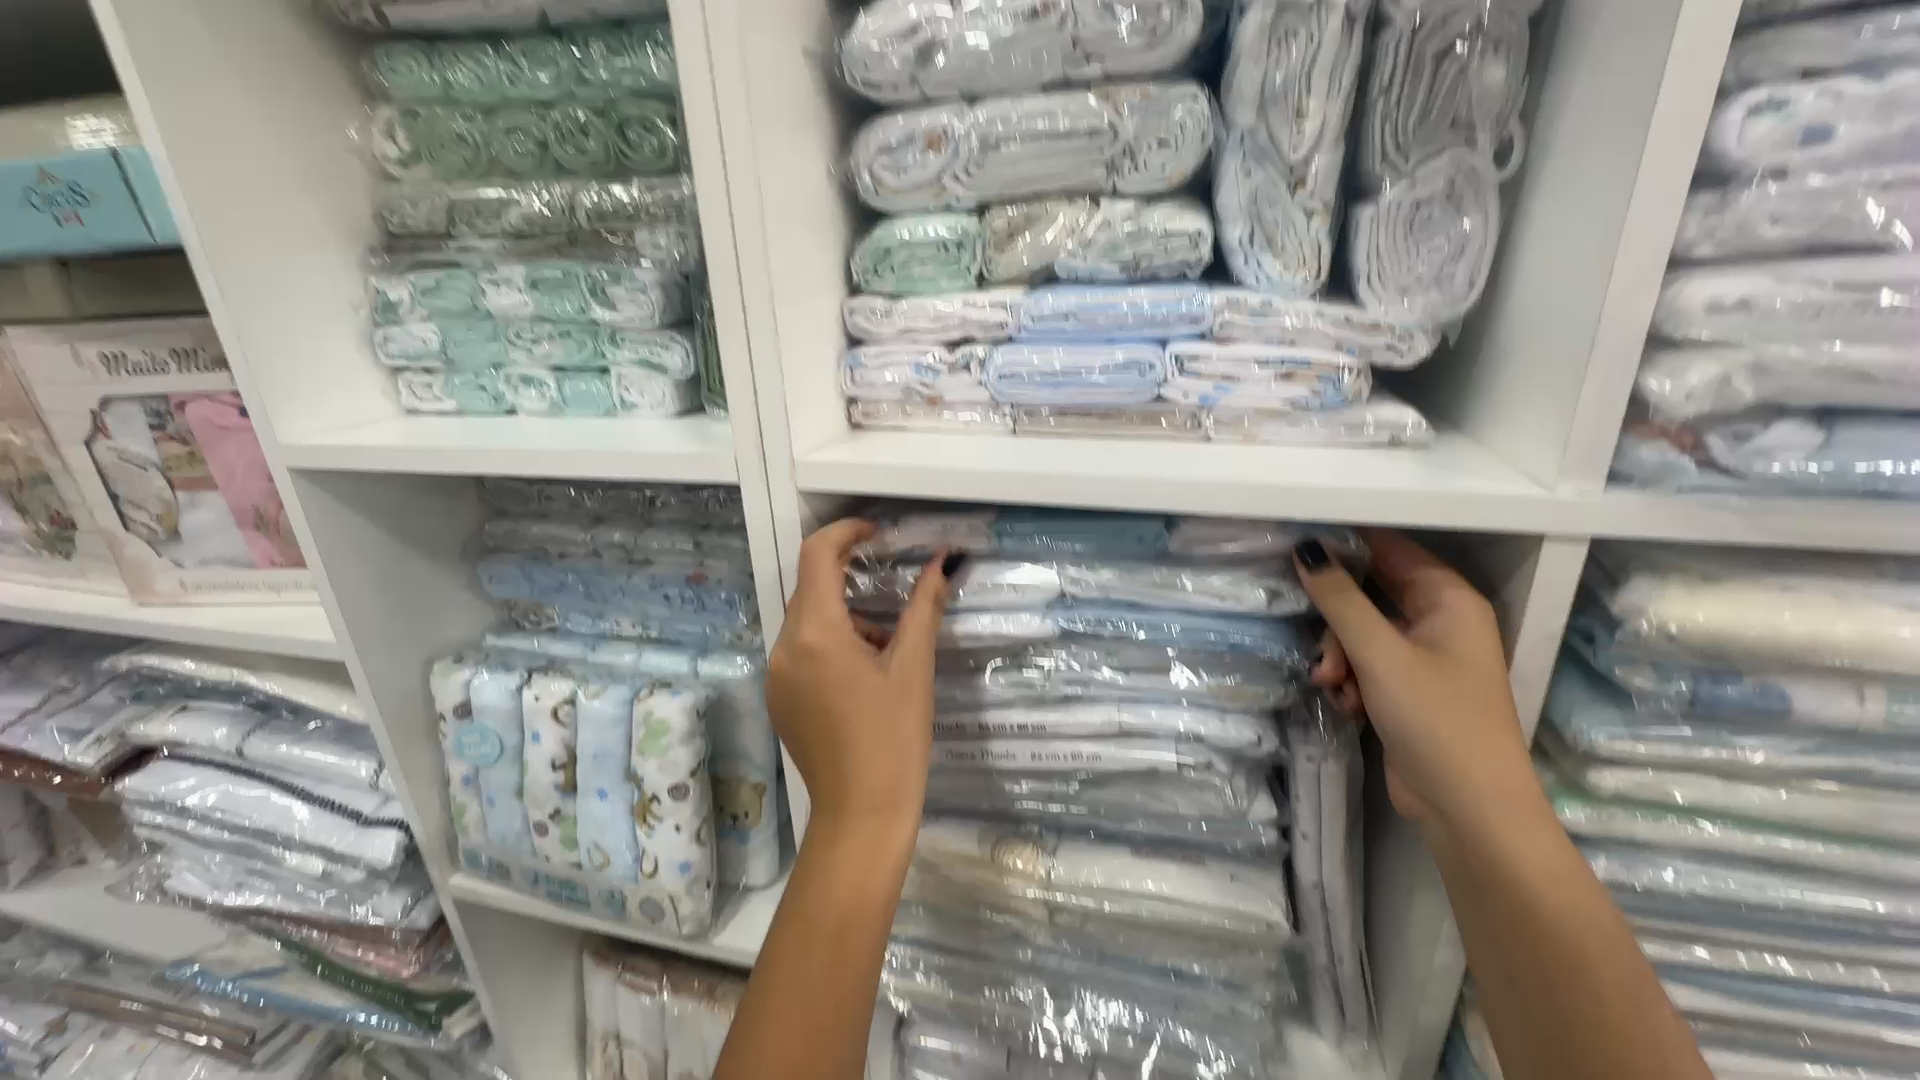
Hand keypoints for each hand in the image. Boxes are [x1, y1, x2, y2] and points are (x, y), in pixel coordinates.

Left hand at [767, 518, 956, 835]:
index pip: (816, 555)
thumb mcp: (914, 667)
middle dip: (851, 581)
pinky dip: (829, 645)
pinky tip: (863, 677)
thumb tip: (942, 562)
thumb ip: (924, 606)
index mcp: (815, 633)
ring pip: (806, 622)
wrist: (862, 813)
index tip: (876, 532)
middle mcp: (784, 647)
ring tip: (887, 650)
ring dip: (844, 617)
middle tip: (894, 595)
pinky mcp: (779, 699)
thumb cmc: (894, 738)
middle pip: (811, 589)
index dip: (845, 532)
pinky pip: (800, 652)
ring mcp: (776, 676)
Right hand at [1293, 529, 1535, 831]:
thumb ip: (1339, 599)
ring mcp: (1423, 658)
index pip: (1389, 548)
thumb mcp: (1379, 653)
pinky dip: (1349, 682)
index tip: (1296, 549)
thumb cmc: (1434, 717)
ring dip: (1338, 657)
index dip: (1344, 546)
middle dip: (1336, 622)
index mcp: (1448, 599)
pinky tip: (1346, 705)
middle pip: (1369, 595)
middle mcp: (1439, 621)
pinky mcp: (1407, 691)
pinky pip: (1364, 666)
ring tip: (1331, 685)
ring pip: (1359, 635)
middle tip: (1319, 646)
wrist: (1468, 807)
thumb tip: (1305, 549)